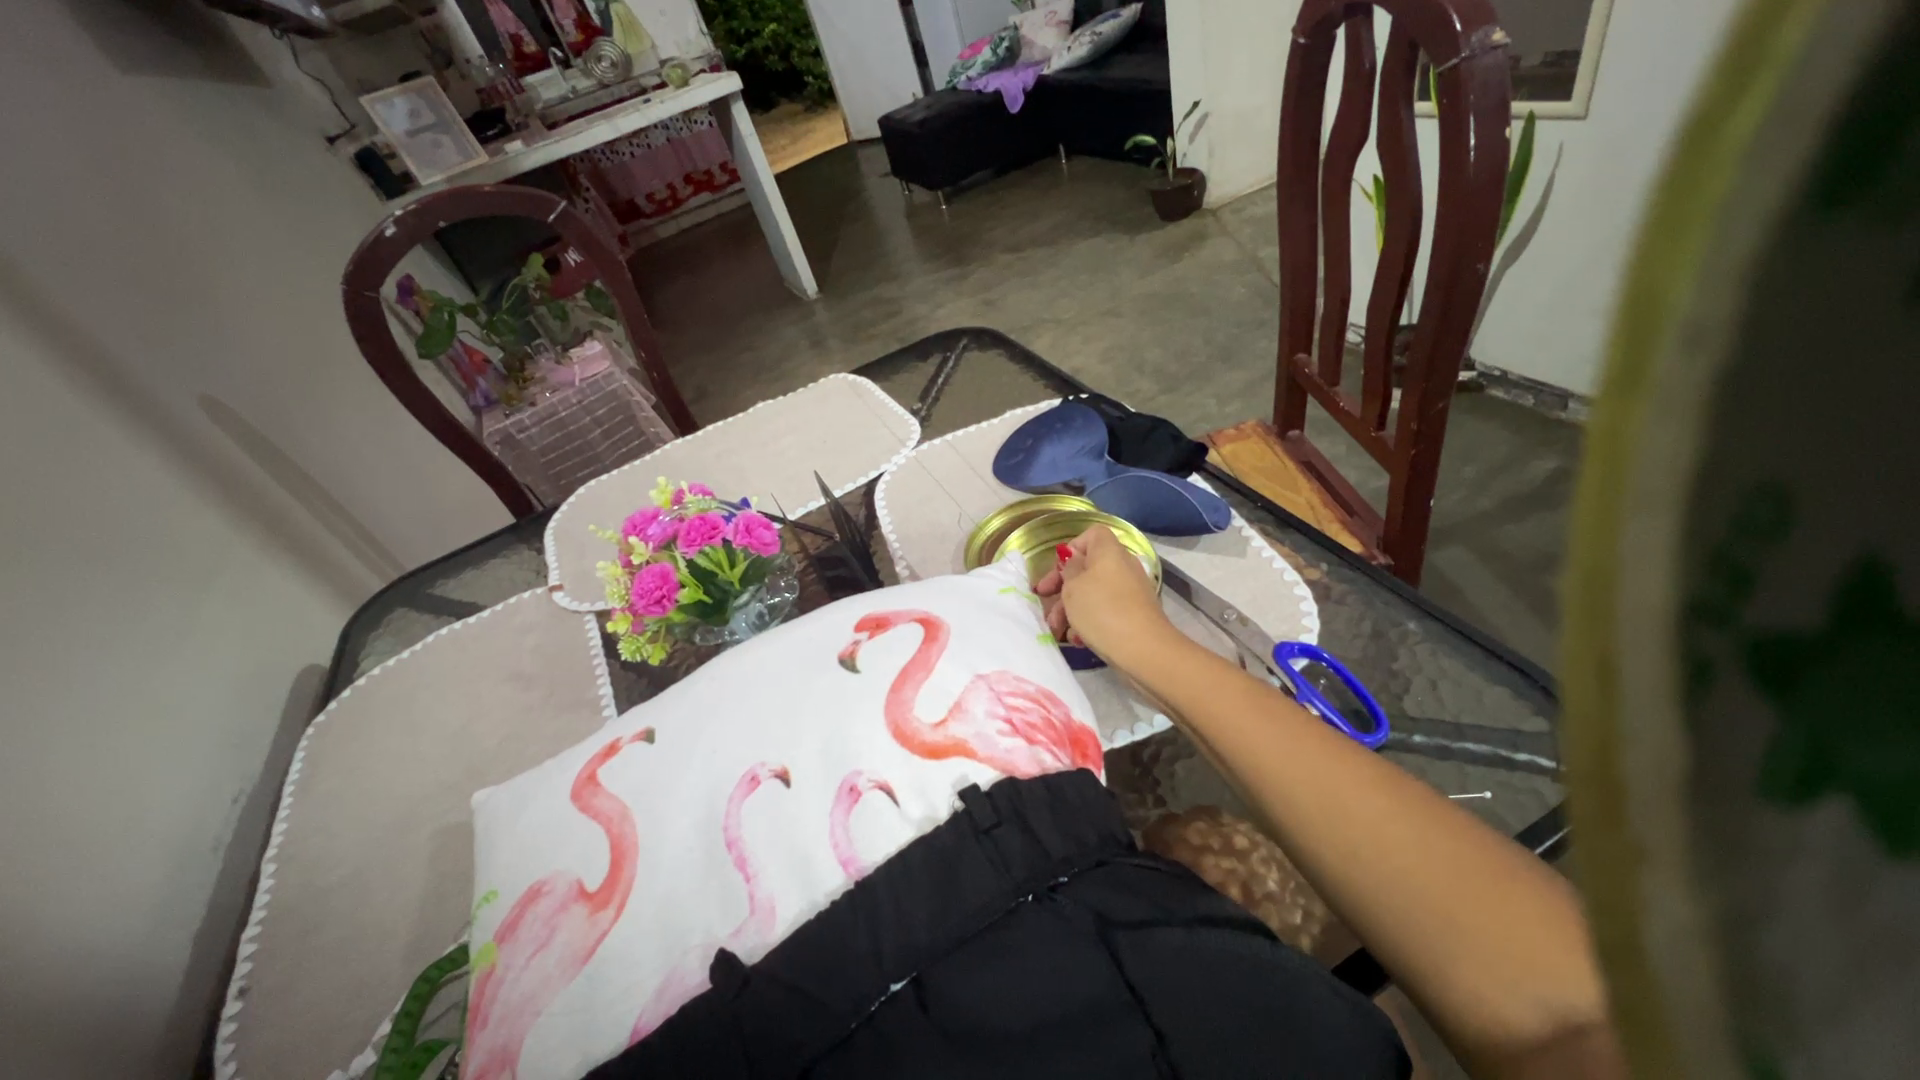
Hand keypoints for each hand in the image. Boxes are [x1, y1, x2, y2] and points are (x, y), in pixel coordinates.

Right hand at [1033, 525, 1174, 667]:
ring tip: (1058, 631)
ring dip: (1071, 610)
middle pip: (1087, 568)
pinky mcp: (1133, 614)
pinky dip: (1090, 622)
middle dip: (1062, 589)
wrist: (1143, 649)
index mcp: (1109, 551)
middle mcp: (1122, 566)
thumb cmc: (1102, 610)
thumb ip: (1068, 569)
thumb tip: (1072, 560)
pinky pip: (1105, 611)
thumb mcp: (1073, 588)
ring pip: (1093, 593)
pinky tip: (1078, 640)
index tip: (1056, 572)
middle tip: (1044, 605)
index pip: (1090, 535)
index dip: (1070, 549)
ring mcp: (1130, 591)